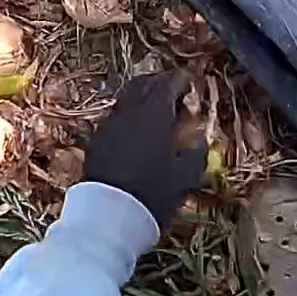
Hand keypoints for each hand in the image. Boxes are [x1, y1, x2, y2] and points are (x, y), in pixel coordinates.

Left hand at [82, 71, 206, 227]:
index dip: (180, 80)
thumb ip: (196, 151)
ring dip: (143, 96)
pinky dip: (130, 114)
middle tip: (173, 91)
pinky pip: (117, 115)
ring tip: (156, 108)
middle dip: (160, 82)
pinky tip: (137, 128)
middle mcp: (131, 111)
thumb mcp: (186, 175)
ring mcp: (111, 124)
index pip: (168, 84)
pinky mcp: (98, 138)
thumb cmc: (154, 192)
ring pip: (128, 97)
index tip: (189, 84)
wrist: (110, 214)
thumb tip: (198, 139)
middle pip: (144, 84)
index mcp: (155, 113)